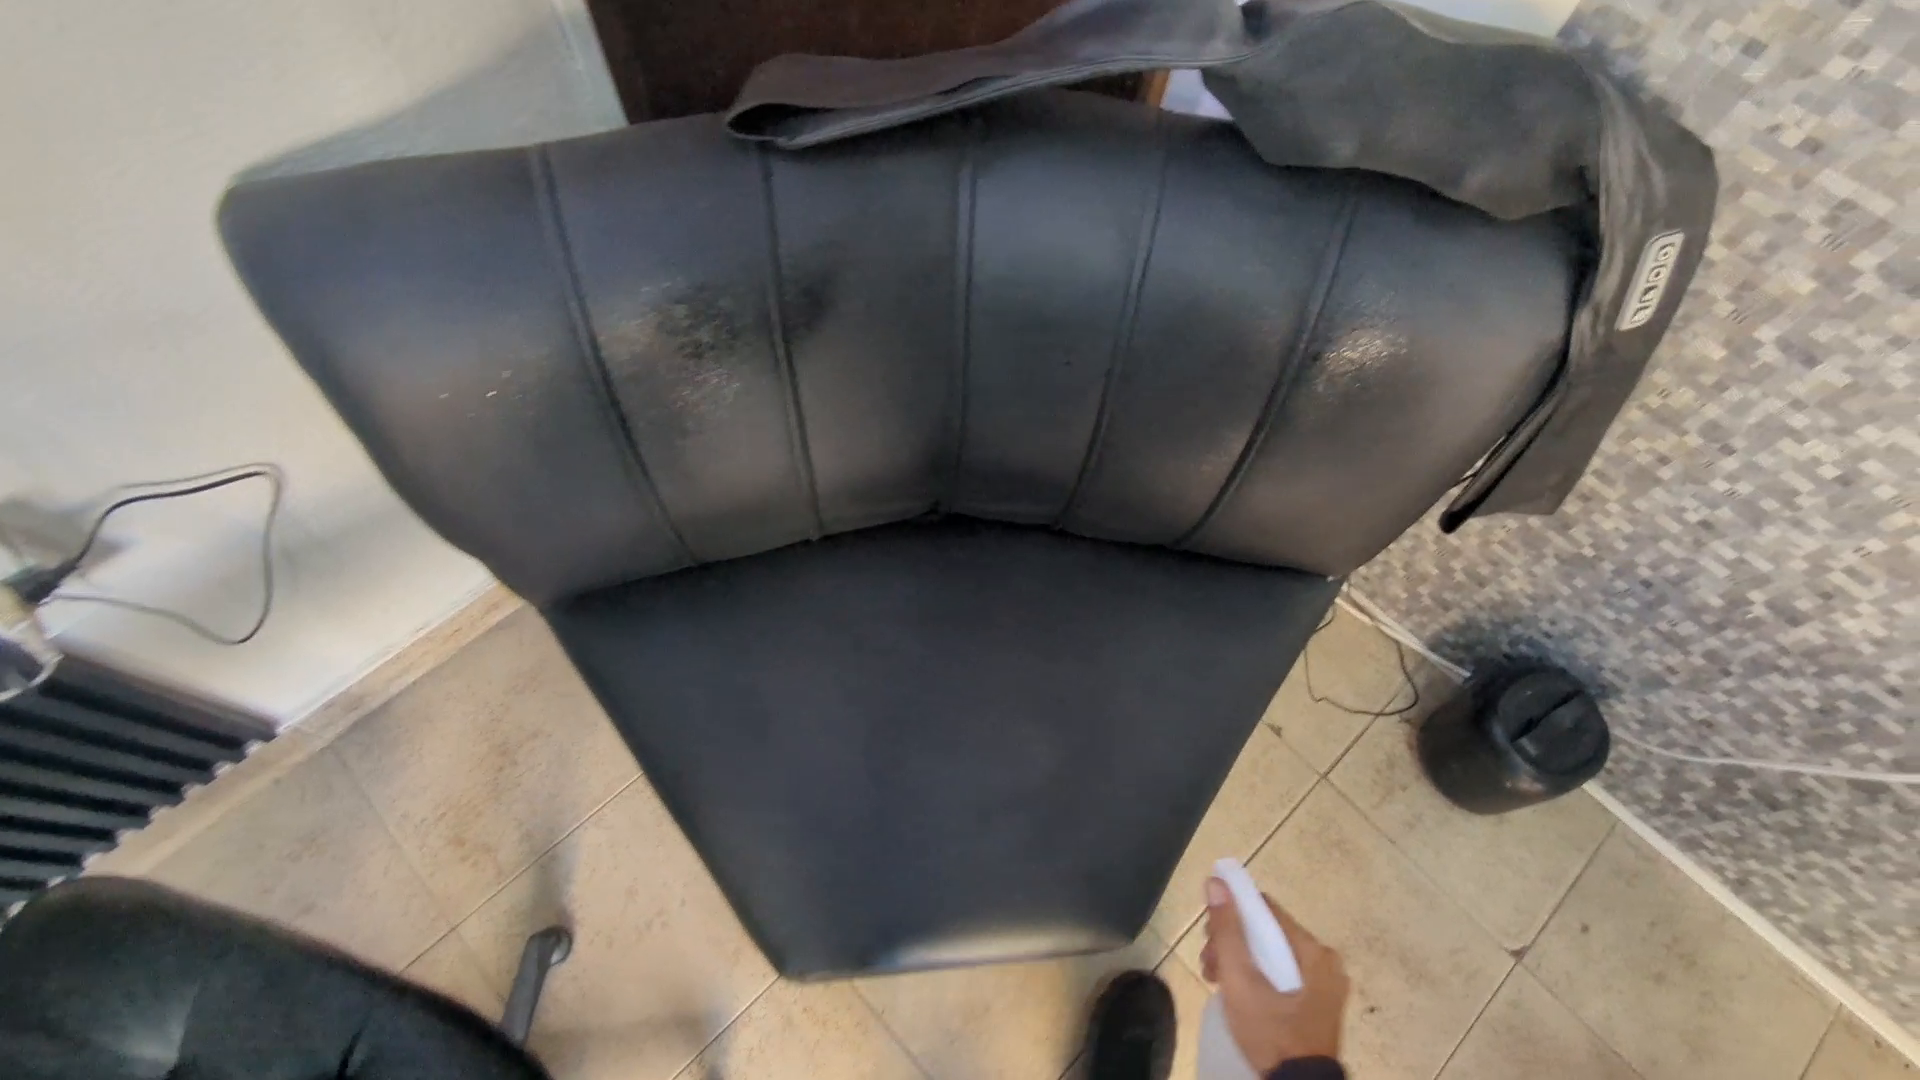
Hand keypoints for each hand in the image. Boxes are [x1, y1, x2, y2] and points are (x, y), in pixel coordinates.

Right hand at [1200, 878, 1349, 1071]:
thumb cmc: (1271, 1034)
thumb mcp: (1241, 980)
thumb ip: (1228, 930)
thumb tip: (1216, 881)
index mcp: (1314, 951)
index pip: (1265, 909)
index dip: (1232, 913)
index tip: (1209, 936)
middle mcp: (1325, 962)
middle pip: (1266, 932)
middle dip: (1231, 942)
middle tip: (1209, 965)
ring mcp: (1323, 985)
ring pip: (1270, 953)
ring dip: (1239, 960)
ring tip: (1215, 980)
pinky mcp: (1316, 1004)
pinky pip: (1280, 974)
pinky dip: (1255, 977)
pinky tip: (1234, 991)